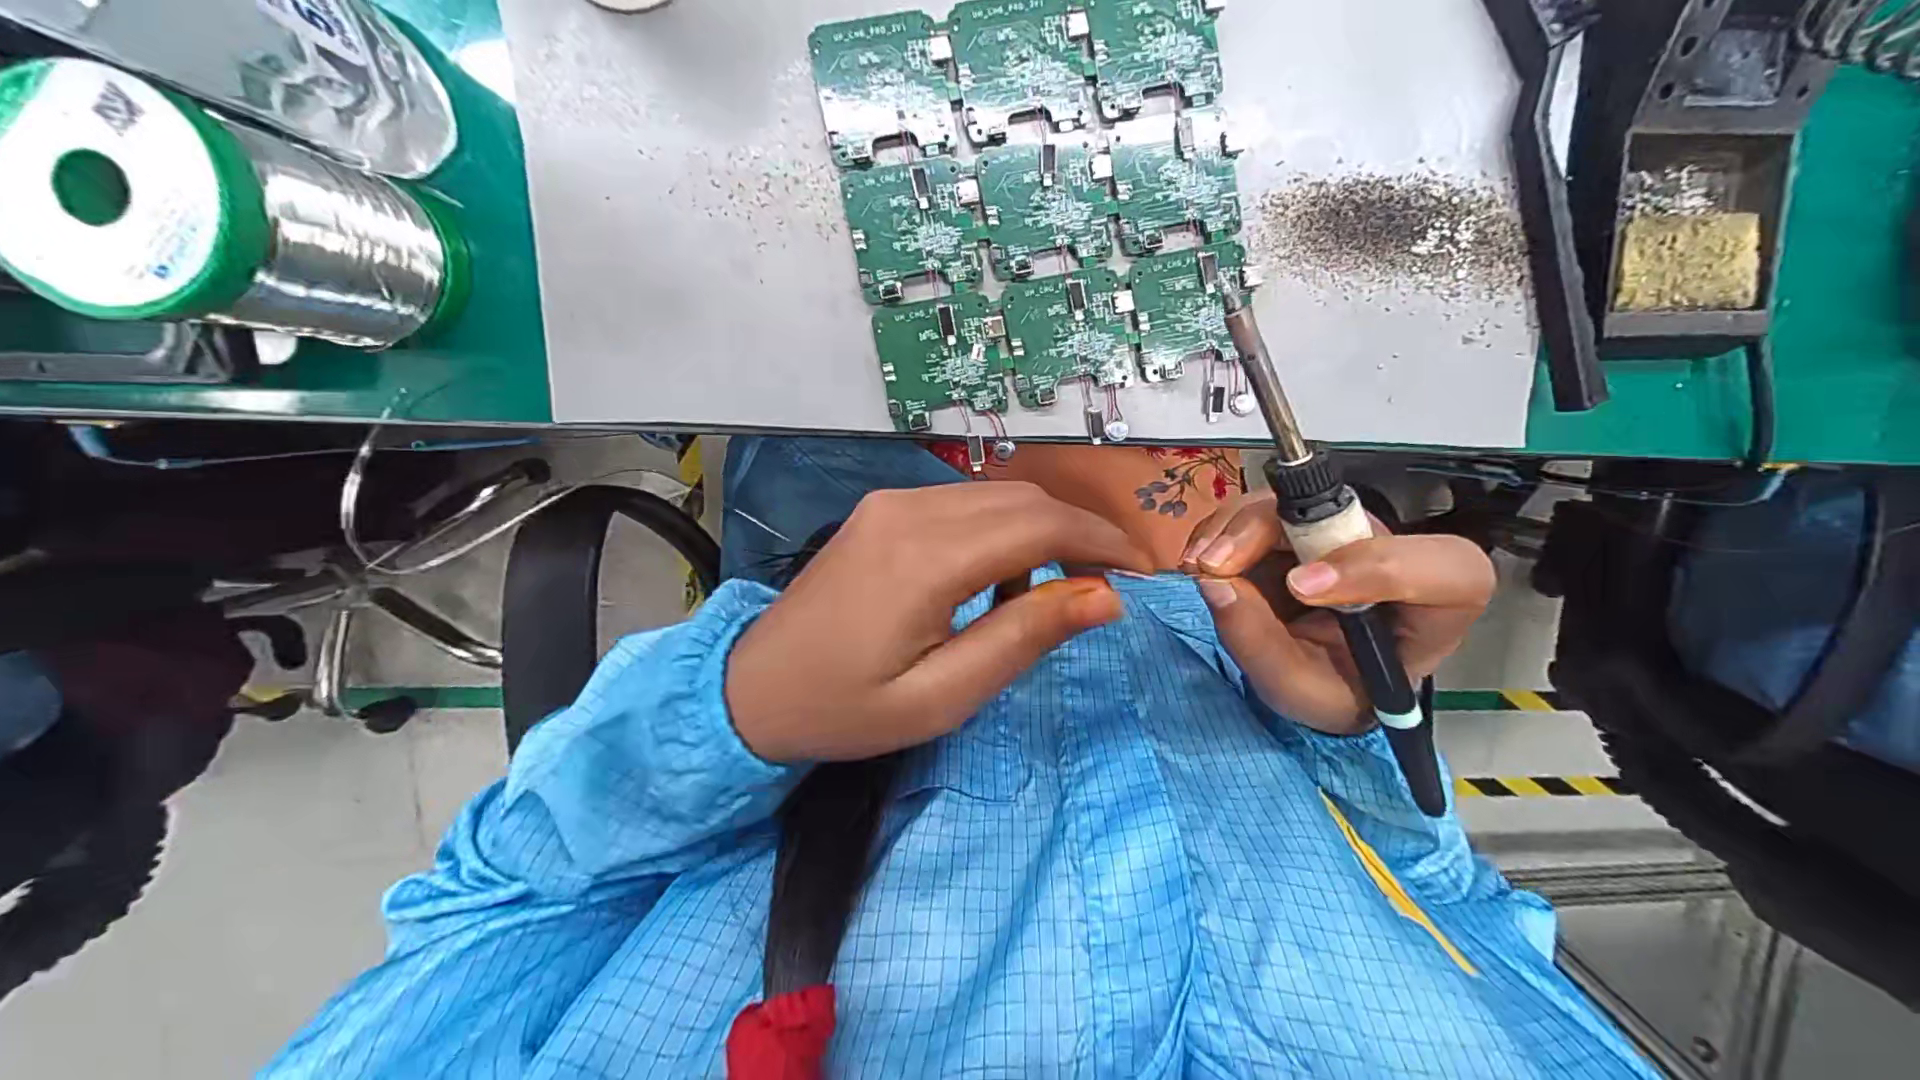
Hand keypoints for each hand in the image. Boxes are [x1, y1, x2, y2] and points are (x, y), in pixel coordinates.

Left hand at [727, 483, 1154, 762]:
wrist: (752, 688)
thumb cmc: (846, 709)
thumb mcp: (943, 696)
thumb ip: (1024, 638)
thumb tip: (1105, 596)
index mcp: (925, 559)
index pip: (1040, 525)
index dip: (1101, 540)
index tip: (1142, 569)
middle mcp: (909, 510)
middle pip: (1023, 500)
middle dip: (1077, 533)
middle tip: (1104, 585)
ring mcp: (890, 503)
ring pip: (996, 496)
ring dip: (1038, 533)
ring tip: (1042, 596)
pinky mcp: (881, 509)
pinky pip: (961, 504)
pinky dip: (998, 532)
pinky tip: (990, 581)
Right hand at [1180, 492, 1495, 734]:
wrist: (1317, 678)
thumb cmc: (1330, 689)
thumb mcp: (1299, 690)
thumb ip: (1262, 648)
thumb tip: (1215, 586)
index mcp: (1431, 607)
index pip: (1437, 567)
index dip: (1374, 566)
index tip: (1301, 589)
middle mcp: (1389, 553)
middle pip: (1339, 517)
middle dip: (1266, 532)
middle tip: (1213, 566)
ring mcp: (1338, 534)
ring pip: (1289, 504)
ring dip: (1231, 529)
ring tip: (1196, 567)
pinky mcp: (1296, 525)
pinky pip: (1255, 509)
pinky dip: (1218, 530)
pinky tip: (1198, 562)